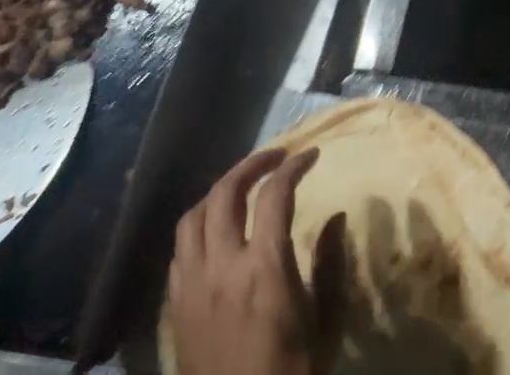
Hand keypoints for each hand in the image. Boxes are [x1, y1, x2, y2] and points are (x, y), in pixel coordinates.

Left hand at [168, 146, 347, 374]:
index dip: (293, 167)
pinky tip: (215, 233)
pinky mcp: (175, 307)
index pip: (275, 195)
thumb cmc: (294, 372)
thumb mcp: (326, 321)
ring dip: (218, 192)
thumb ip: (329, 265)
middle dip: (251, 165)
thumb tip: (334, 220)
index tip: (311, 156)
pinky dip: (198, 227)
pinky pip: (180, 250)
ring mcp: (192, 287)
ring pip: (193, 218)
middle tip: (276, 157)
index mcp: (265, 269)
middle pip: (225, 194)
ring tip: (241, 187)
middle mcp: (222, 268)